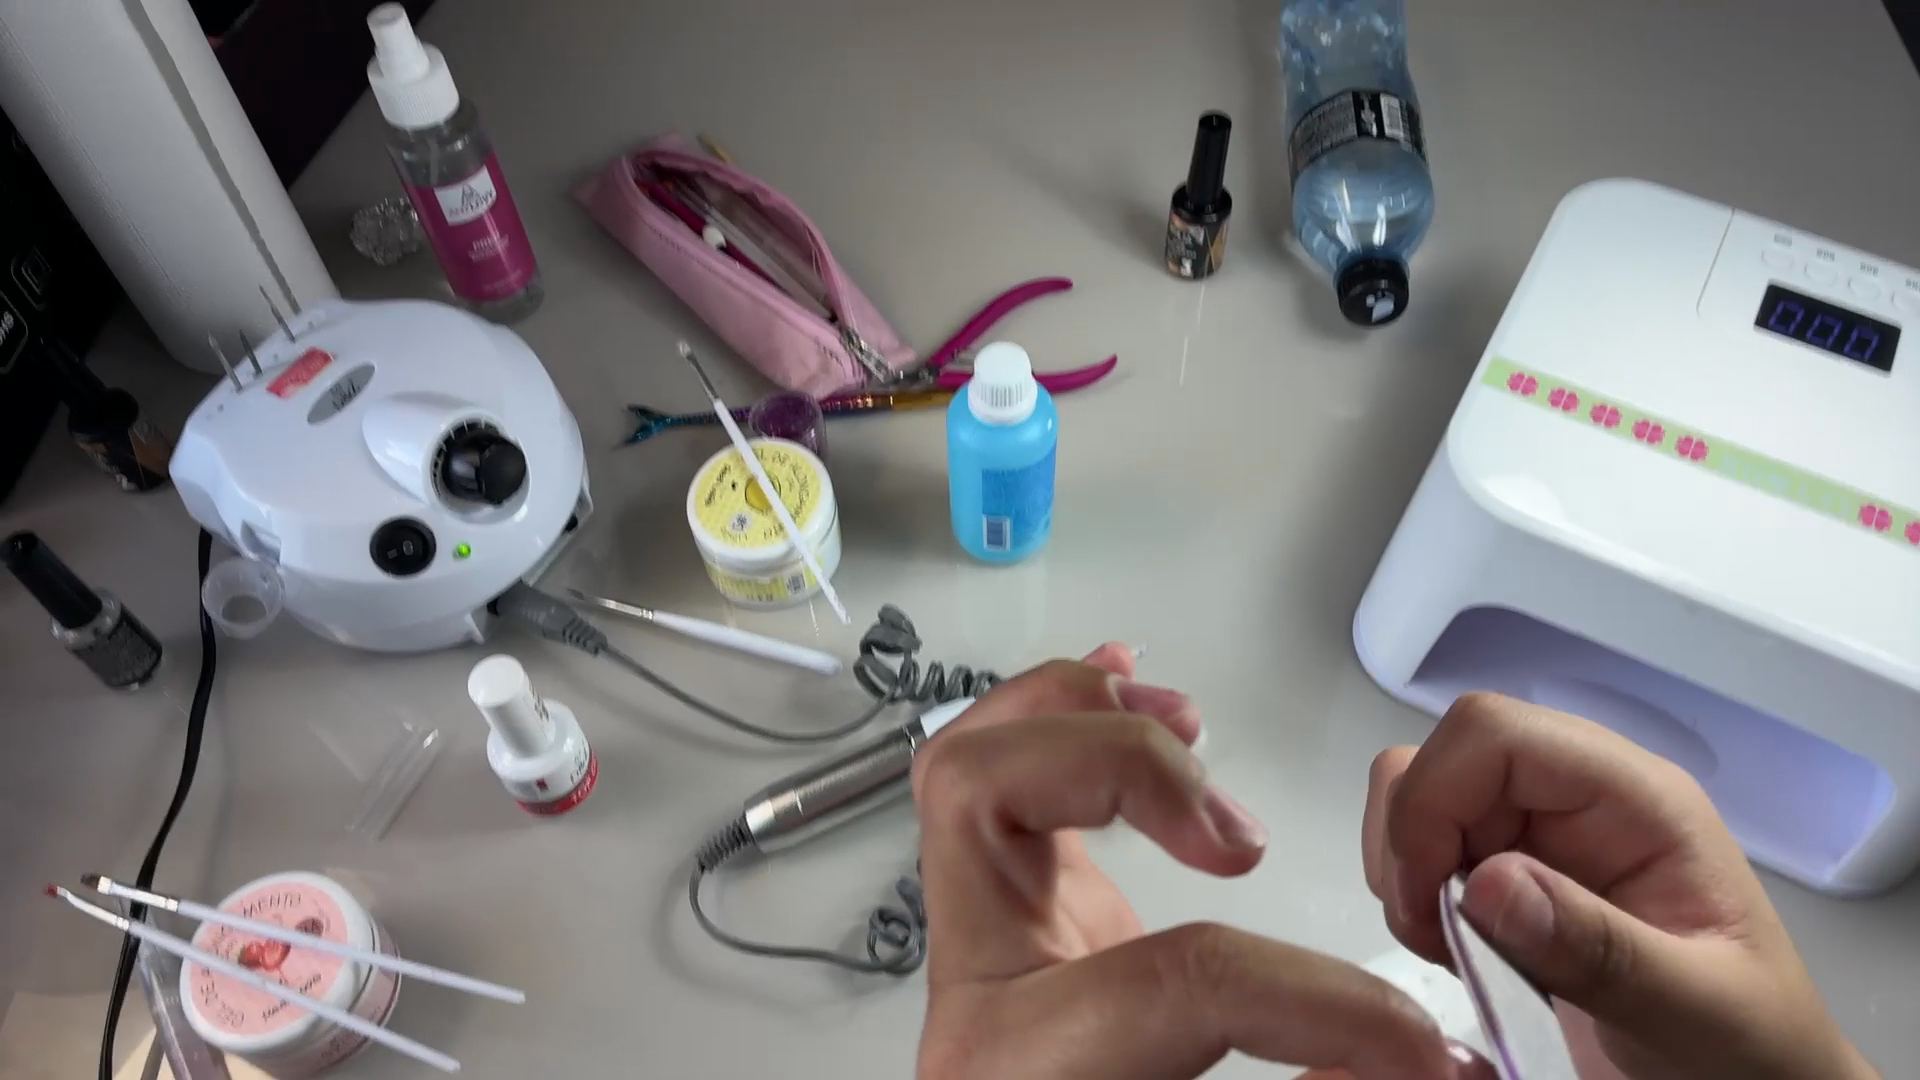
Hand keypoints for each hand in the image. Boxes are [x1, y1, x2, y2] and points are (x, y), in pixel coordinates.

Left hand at [912, 647, 1487, 1079]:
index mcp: (1016, 1058)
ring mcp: (974, 908)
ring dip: (1075, 706)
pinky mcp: (1006, 879)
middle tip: (1231, 819)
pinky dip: (1060, 705)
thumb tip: (1435, 1056)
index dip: (1309, 994)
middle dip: (1122, 762)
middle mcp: (969, 963)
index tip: (1414, 1033)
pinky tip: (1122, 673)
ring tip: (1181, 720)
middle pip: (980, 792)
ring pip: (969, 756)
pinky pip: (999, 763)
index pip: (1163, 978)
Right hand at [1363, 692, 1877, 1079]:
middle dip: (1409, 841)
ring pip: (1410, 786)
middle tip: (1428, 932)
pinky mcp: (1493, 840)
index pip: (1492, 732)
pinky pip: (1412, 828)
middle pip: (1438, 758)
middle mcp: (1564, 782)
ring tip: (1440, 939)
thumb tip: (1484, 884)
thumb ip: (1603, 953)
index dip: (1436, 793)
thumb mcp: (1701, 1015)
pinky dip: (1405, 878)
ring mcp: (1524, 810)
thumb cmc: (1746, 1045)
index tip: (1427, 894)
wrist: (1743, 1073)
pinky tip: (1446, 934)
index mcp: (1628, 792)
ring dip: (1401, 862)